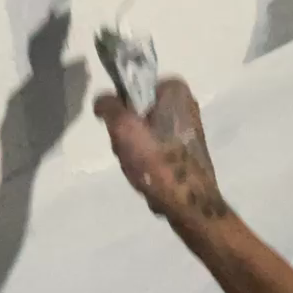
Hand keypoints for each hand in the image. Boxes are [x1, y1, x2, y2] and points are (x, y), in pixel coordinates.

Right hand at [95, 78, 230, 226]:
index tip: (120, 127)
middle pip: (136, 109)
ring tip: (138, 166)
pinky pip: (155, 147)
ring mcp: (188, 128)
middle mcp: (185, 103)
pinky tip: (148, 174)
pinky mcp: (187, 151)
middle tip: (128, 150)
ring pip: (142, 130)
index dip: (121, 106)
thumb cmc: (158, 162)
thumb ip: (107, 105)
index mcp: (175, 89)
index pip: (131, 85)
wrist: (190, 207)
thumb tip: (102, 101)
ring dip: (134, 149)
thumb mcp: (122, 127)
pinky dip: (148, 160)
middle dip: (127, 131)